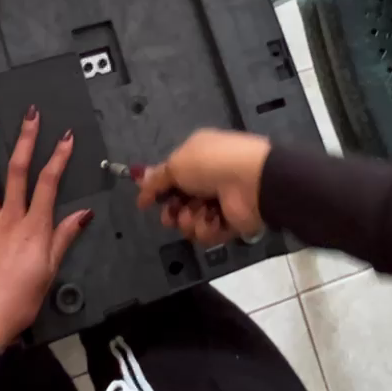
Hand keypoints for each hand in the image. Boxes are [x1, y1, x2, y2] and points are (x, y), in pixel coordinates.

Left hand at [0, 109, 92, 349]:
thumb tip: (83, 214)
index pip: (49, 183)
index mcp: (34, 227)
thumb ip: (64, 238)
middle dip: (25, 140)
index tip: (66, 137)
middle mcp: (10, 218)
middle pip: (17, 171)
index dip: (58, 157)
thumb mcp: (50, 271)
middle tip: (29, 115)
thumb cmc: (19, 300)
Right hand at [134, 129, 270, 246]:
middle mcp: (207, 179)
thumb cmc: (211, 164)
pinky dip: (208, 229)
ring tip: (198, 213)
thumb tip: (139, 184)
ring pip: (191, 222)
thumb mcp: (176, 164)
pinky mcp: (230, 223)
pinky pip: (208, 233)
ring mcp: (219, 202)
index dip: (158, 191)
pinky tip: (213, 219)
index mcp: (196, 156)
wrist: (251, 181)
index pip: (171, 177)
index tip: (146, 202)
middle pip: (178, 204)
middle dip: (172, 212)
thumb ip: (156, 178)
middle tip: (173, 214)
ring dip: (190, 220)